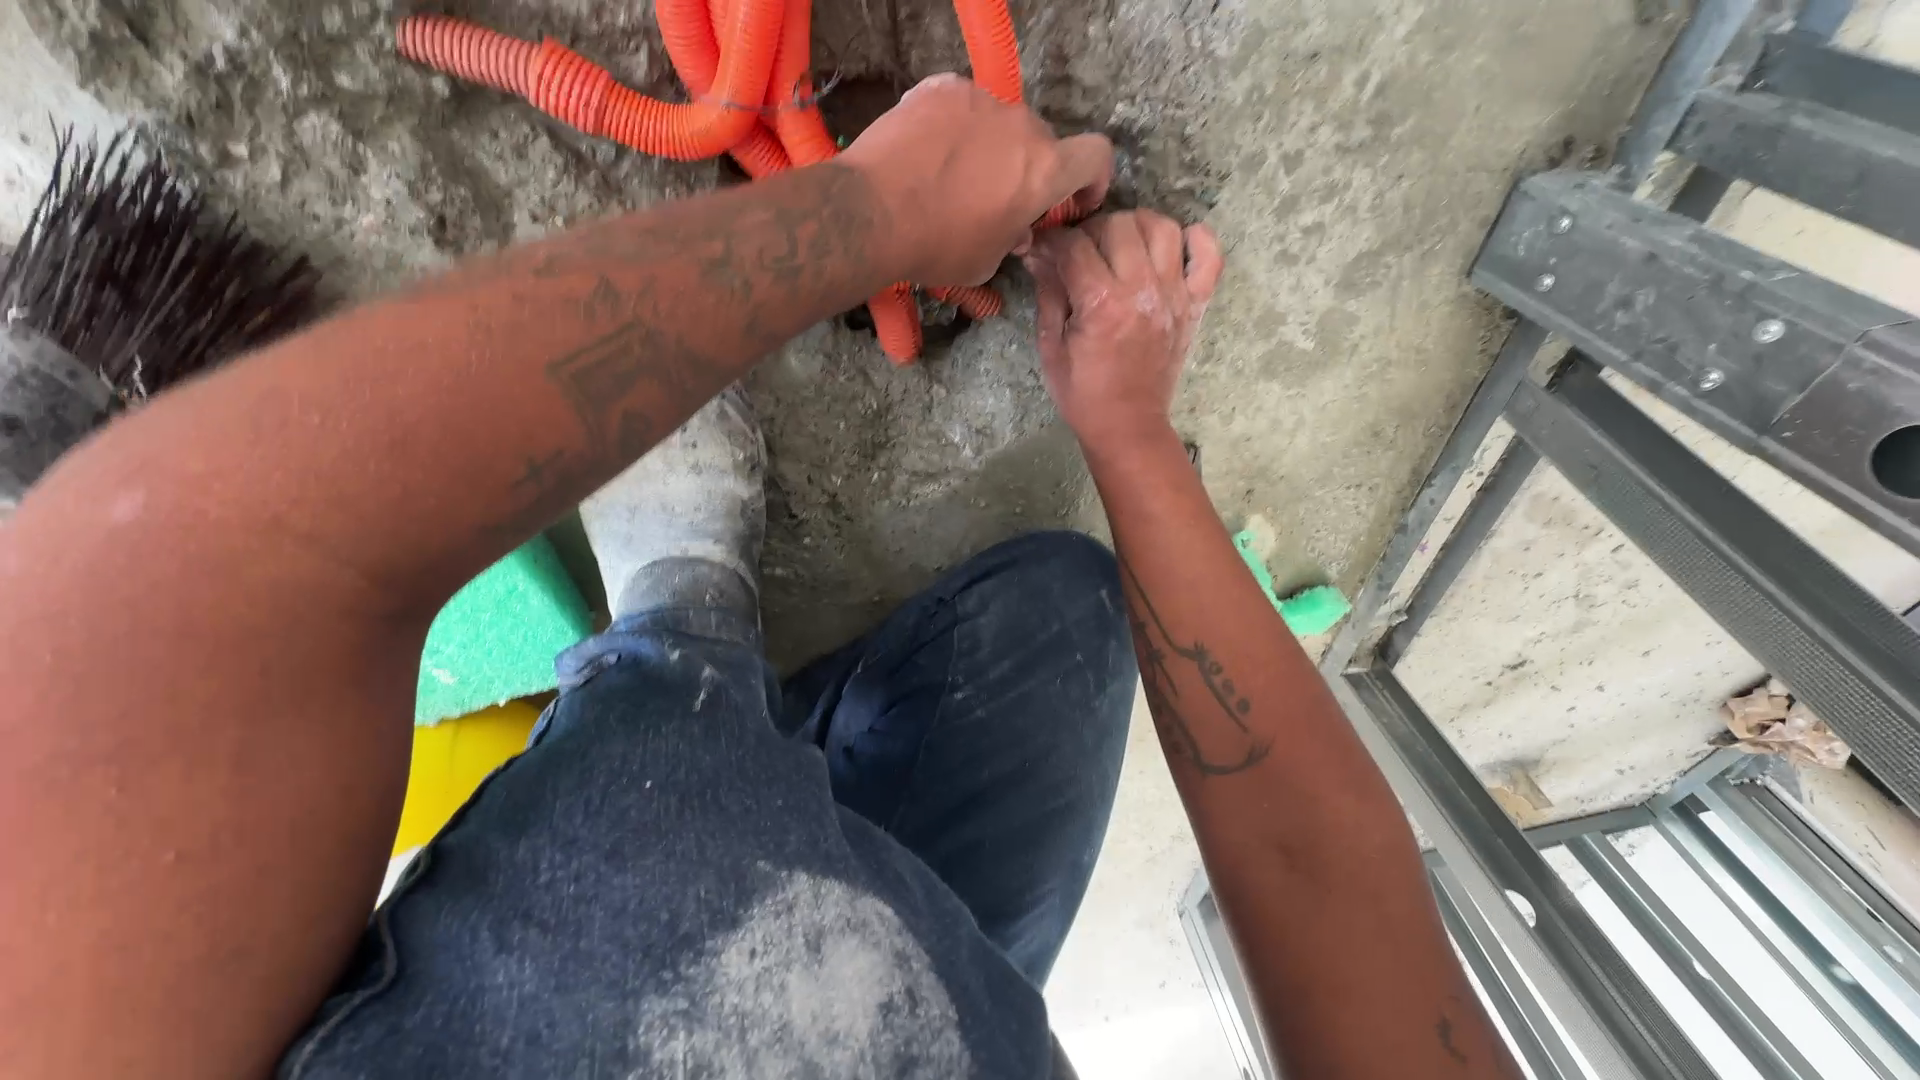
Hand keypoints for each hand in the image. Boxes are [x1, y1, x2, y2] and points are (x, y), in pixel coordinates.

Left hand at [841, 74, 1112, 285]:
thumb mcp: (985, 263)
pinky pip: (962, 105)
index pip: (1096, 156)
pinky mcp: (942, 89)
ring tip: (956, 177)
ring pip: (1000, 122)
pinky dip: (956, 125)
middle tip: (1000, 199)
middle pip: (1042, 141)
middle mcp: (1021, 126)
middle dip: (1030, 169)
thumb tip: (1017, 229)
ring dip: (991, 147)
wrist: (872, 213)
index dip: (1093, 178)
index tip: (1078, 198)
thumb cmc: (936, 248)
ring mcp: (980, 101)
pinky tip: (932, 152)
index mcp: (1044, 171)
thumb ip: (1012, 239)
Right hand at [1025, 210, 1223, 454]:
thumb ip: (1048, 294)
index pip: (1075, 245)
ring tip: (1122, 246)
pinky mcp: (1195, 304)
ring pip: (1162, 227)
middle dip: (1093, 231)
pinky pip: (1209, 255)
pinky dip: (1196, 240)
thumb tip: (1037, 253)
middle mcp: (1142, 290)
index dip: (1054, 240)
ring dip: (1137, 227)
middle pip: (1119, 226)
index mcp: (1101, 304)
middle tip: (1083, 252)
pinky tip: (1173, 248)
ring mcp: (1174, 295)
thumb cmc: (1083, 392)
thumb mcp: (1051, 345)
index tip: (1046, 248)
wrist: (1127, 425)